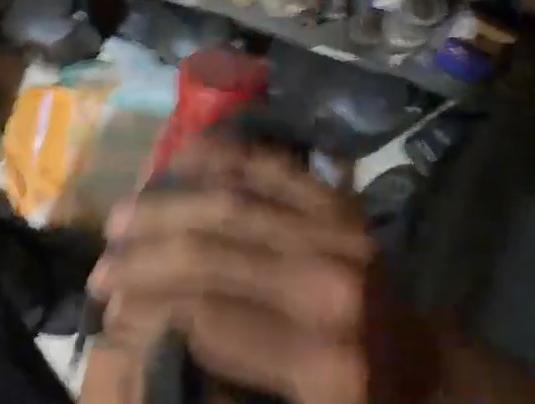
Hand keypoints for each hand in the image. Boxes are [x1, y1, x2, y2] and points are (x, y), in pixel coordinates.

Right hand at [86, 141, 390, 403]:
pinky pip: (269, 167)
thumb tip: (148, 342)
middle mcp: (327, 289)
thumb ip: (229, 381)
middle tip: (99, 267)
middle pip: (208, 256)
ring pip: (229, 203)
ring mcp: (336, 235)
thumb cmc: (358, 401)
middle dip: (143, 258)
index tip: (107, 310)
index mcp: (320, 363)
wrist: (435, 371)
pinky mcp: (340, 205)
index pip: (204, 318)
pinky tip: (178, 155)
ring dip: (165, 206)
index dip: (146, 309)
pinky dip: (220, 155)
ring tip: (119, 217)